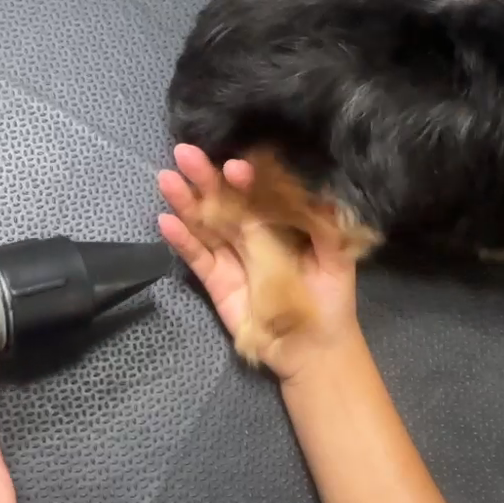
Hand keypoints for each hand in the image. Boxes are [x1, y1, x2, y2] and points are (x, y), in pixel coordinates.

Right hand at [157, 144, 364, 380]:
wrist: (314, 349)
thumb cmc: (330, 299)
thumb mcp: (337, 256)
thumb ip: (326, 222)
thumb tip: (319, 183)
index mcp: (281, 222)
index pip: (260, 193)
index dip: (246, 179)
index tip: (236, 167)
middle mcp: (253, 233)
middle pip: (225, 201)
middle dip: (205, 178)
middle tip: (185, 153)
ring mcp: (232, 256)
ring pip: (206, 224)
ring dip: (186, 203)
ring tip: (167, 179)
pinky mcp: (216, 282)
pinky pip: (197, 258)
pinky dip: (182, 241)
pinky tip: (166, 222)